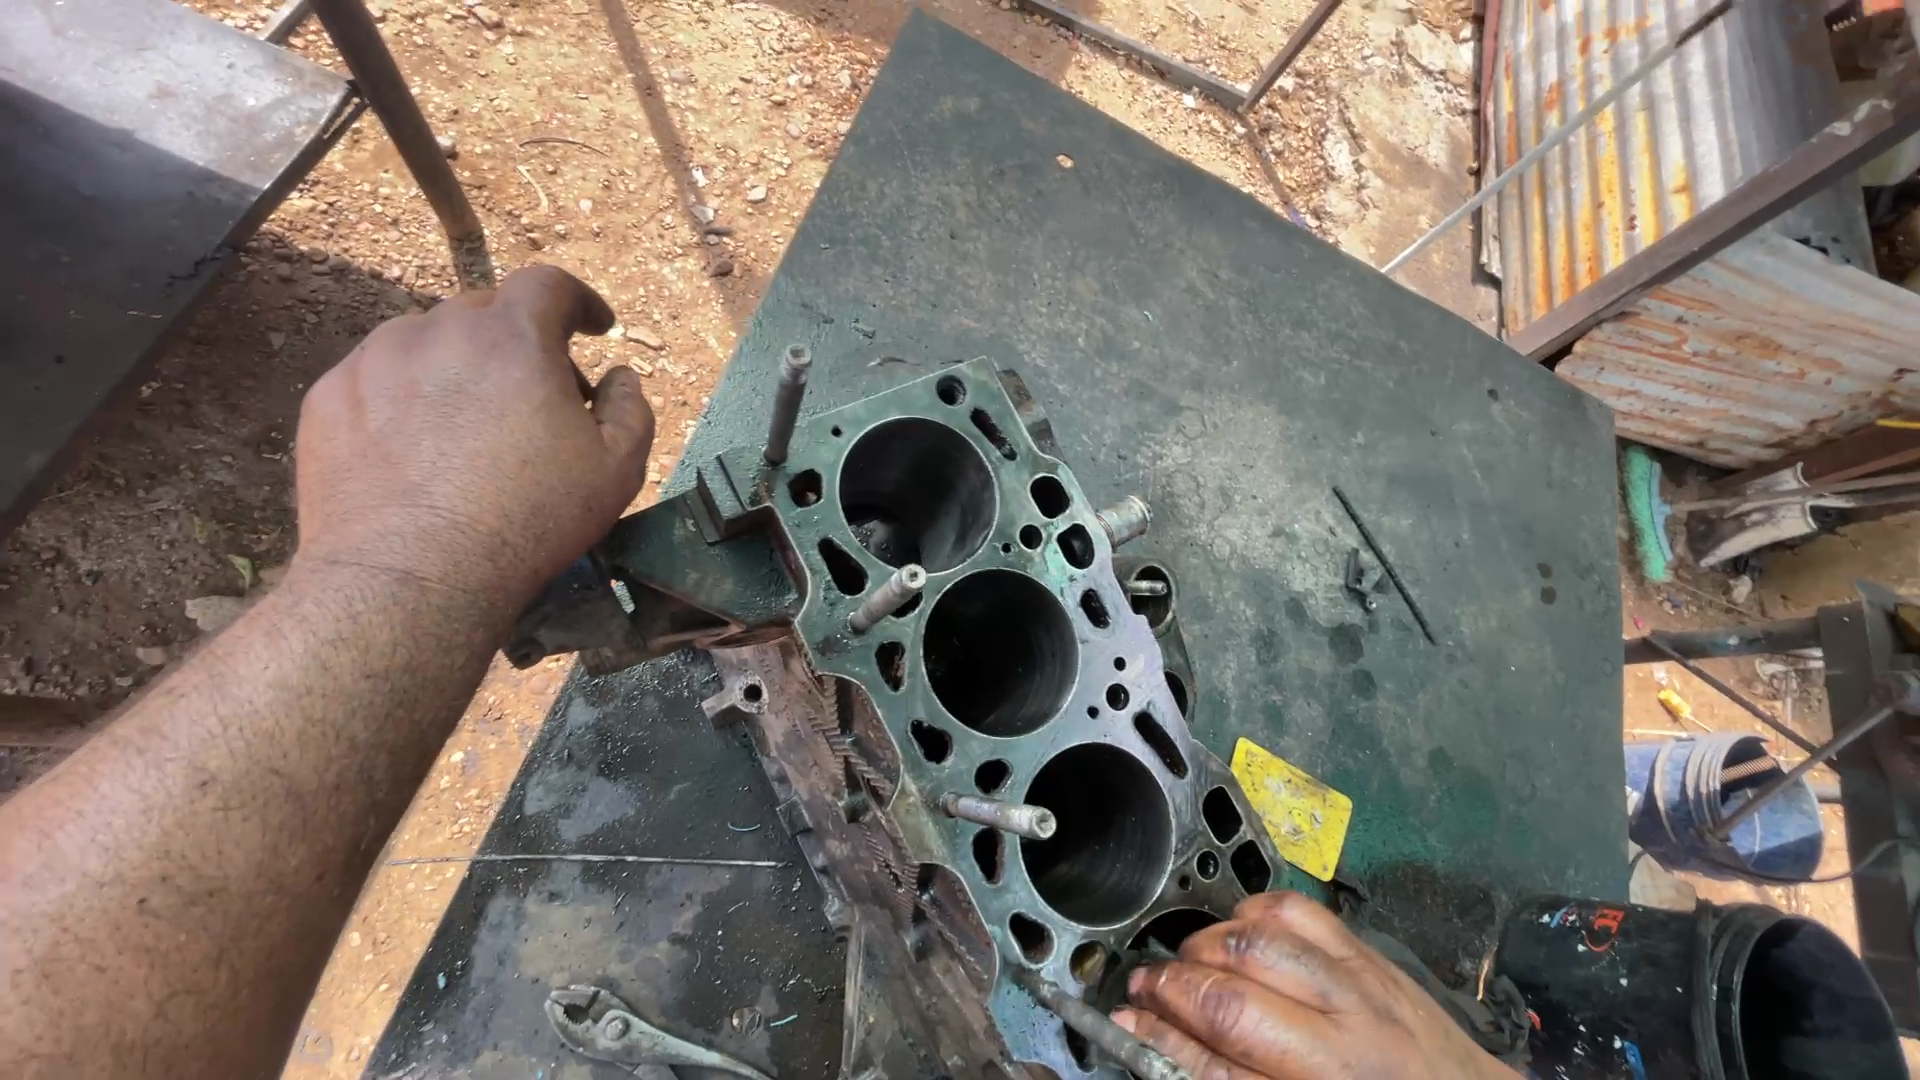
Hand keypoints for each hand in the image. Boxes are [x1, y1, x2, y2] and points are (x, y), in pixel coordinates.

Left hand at [292, 266, 652, 615]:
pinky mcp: (328, 396)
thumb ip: (631, 408)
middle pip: (489, 312)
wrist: (412, 573)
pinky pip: (382, 377)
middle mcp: (438, 329)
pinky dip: (412, 395)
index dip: (581, 301)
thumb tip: (619, 377)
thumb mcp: (618, 468)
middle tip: (541, 398)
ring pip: (431, 341)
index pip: (551, 284)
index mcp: (514, 337)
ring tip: (475, 427)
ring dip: (465, 367)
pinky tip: (424, 449)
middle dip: (524, 343)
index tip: (595, 328)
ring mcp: (373, 360)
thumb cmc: (532, 516)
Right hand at [1115, 892, 1513, 1079]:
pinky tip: (1238, 933)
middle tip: (1146, 987)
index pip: (1220, 1070)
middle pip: (1233, 1004)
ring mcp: (1360, 991)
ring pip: (1257, 946)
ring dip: (1203, 947)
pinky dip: (1250, 915)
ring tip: (1188, 962)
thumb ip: (1225, 1077)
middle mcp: (1348, 1050)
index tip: (1125, 1018)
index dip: (1160, 1039)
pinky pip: (1294, 911)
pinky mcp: (1366, 952)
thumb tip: (1150, 1036)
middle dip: (1172, 988)